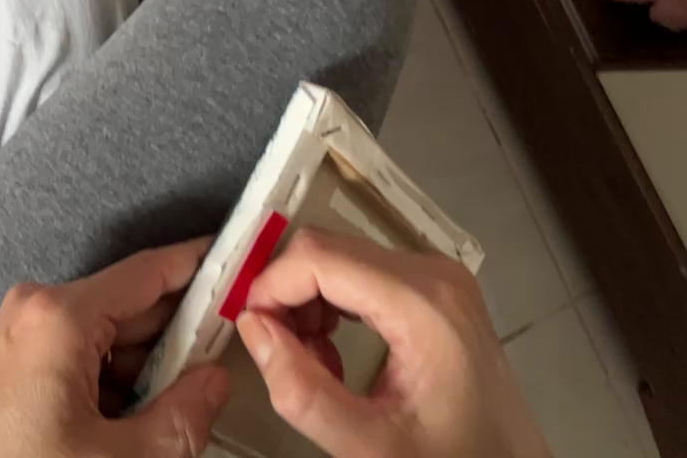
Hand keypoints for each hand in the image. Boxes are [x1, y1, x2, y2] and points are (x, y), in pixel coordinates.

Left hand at [0, 239, 233, 457]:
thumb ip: (180, 418)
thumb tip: (214, 383)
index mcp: (60, 316)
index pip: (147, 273)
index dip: (196, 265)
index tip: (233, 259)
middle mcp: (37, 309)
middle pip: (127, 306)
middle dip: (177, 330)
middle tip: (225, 349)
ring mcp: (20, 334)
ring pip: (104, 335)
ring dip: (145, 364)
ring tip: (182, 399)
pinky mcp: (12, 363)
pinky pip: (78, 356)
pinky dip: (113, 380)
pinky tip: (136, 416)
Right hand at [235, 229, 550, 457]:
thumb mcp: (372, 451)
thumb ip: (303, 392)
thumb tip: (250, 327)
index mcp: (423, 303)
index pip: (318, 257)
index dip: (271, 286)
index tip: (250, 330)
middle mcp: (431, 271)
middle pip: (325, 248)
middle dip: (287, 295)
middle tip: (280, 353)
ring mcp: (436, 274)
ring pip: (336, 255)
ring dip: (305, 300)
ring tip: (310, 361)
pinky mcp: (434, 284)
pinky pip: (359, 269)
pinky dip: (330, 300)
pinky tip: (332, 349)